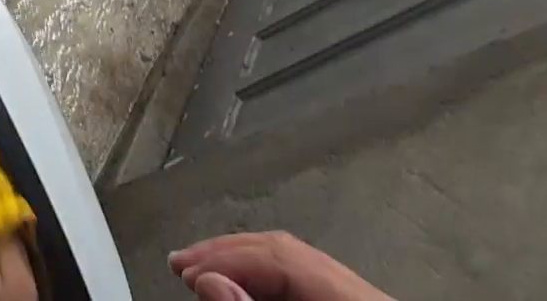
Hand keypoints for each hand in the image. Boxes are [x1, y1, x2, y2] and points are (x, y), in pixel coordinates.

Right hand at [169, 232, 395, 300]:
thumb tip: (208, 281)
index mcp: (362, 297)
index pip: (284, 256)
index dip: (228, 258)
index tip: (186, 273)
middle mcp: (366, 289)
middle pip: (288, 251)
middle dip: (227, 253)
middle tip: (180, 264)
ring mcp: (361, 293)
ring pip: (296, 262)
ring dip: (240, 263)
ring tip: (198, 270)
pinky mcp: (351, 300)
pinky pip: (305, 280)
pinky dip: (263, 279)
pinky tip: (237, 283)